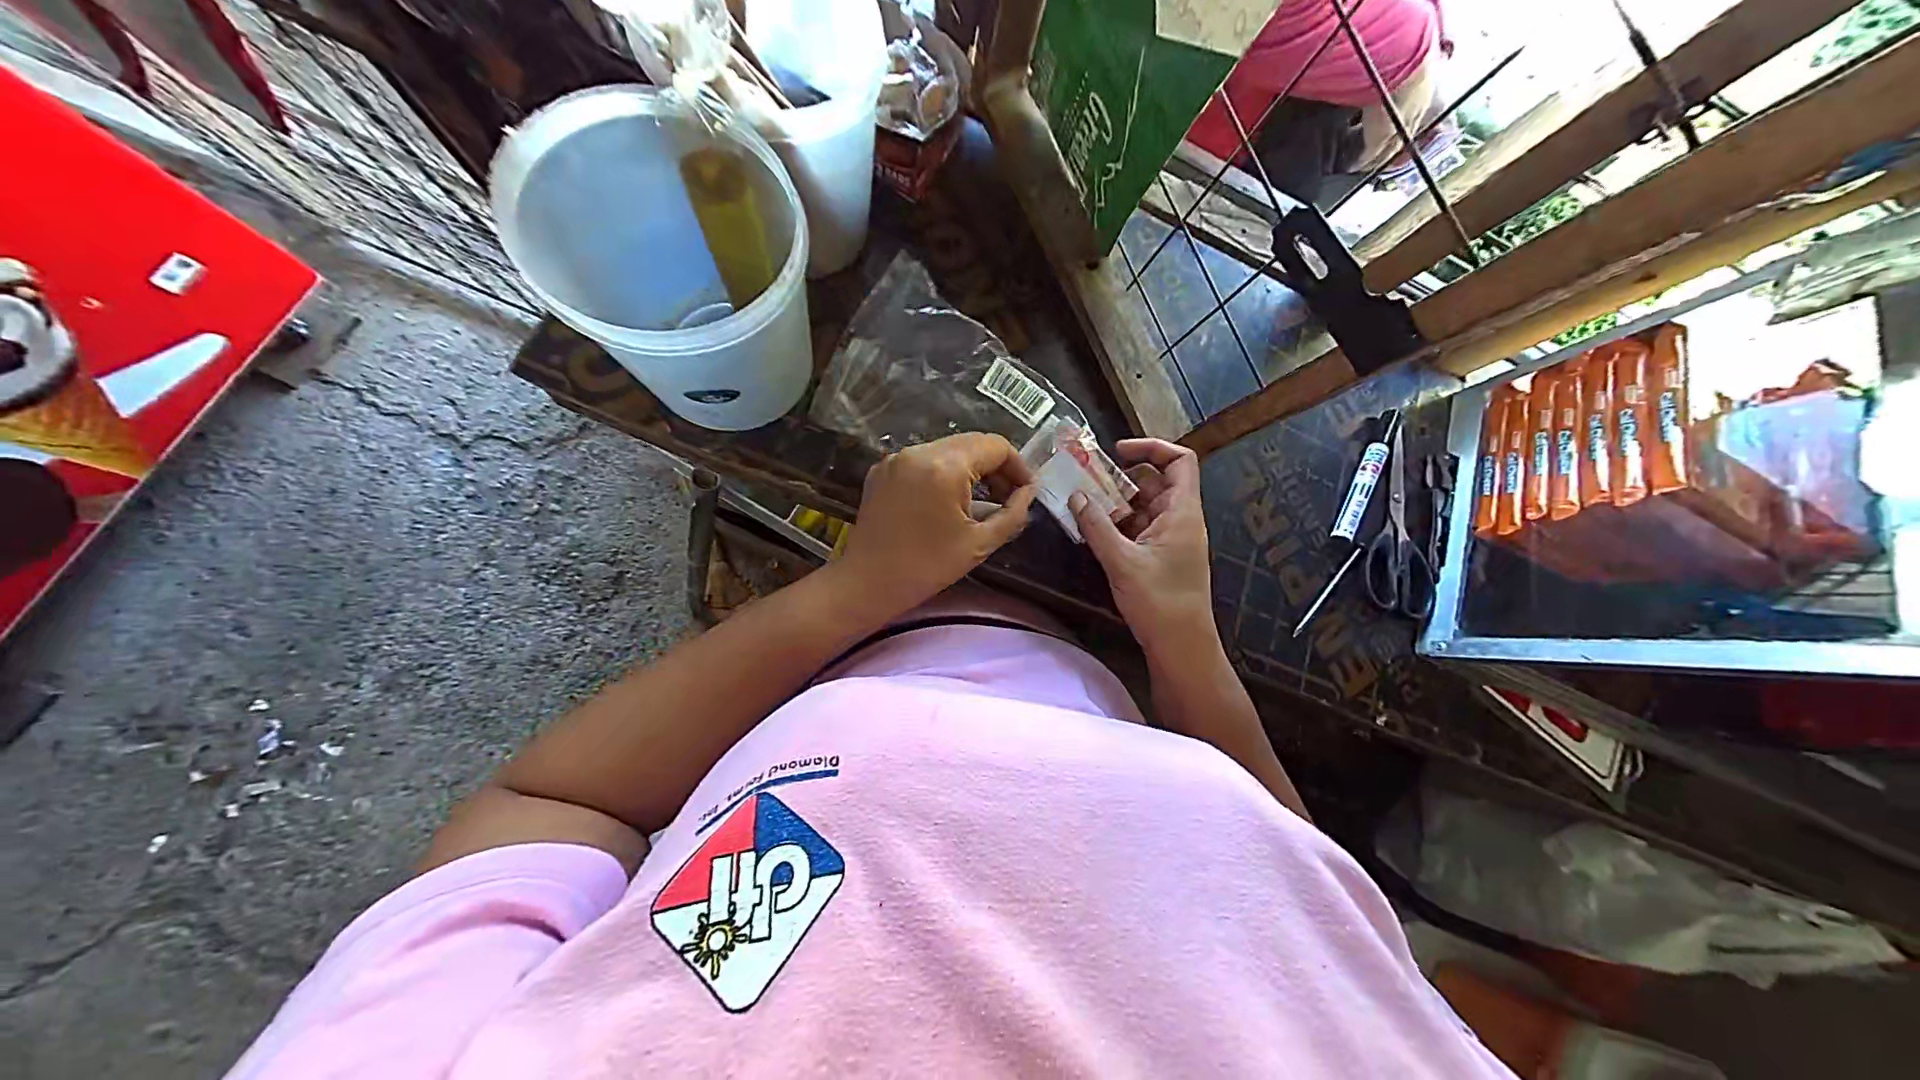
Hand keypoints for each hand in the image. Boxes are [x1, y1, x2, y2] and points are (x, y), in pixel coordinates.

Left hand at [838, 432, 1036, 617]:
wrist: (867, 583)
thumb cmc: (927, 568)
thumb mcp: (980, 543)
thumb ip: (1013, 513)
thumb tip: (1029, 492)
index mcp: (945, 466)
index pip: (996, 446)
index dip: (1018, 467)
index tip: (1026, 493)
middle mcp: (919, 451)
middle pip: (972, 443)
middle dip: (996, 468)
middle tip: (1008, 499)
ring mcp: (897, 458)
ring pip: (948, 450)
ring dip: (971, 470)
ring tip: (982, 503)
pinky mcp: (882, 470)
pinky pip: (924, 461)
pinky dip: (944, 474)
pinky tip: (948, 503)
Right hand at [1070, 439, 1213, 653]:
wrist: (1181, 646)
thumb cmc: (1159, 602)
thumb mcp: (1122, 562)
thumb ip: (1097, 526)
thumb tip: (1076, 496)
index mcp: (1182, 513)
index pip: (1180, 461)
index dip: (1152, 447)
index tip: (1117, 452)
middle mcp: (1180, 519)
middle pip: (1155, 482)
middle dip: (1121, 477)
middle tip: (1086, 478)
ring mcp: (1170, 538)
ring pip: (1143, 506)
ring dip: (1115, 502)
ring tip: (1083, 502)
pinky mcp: (1160, 555)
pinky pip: (1139, 527)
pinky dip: (1117, 524)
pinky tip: (1092, 528)